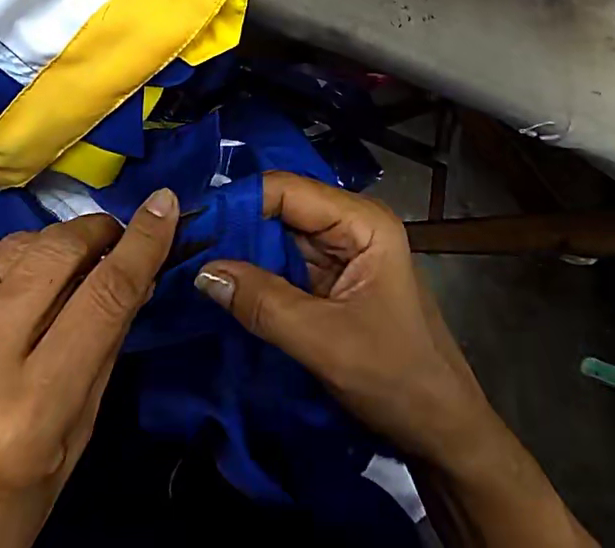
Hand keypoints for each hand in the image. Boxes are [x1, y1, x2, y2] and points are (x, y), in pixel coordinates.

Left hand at [0, 190, 179, 547]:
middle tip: (112, 236)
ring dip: (49, 248)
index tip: (164, 204)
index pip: (103, 296)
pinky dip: (2, 268)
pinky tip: (7, 293)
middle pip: (53, 255)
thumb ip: (106, 345)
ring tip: (60, 267)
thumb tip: (138, 273)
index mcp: (29, 408)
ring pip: (11, 249)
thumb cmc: (3, 503)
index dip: (142, 242)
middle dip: (94, 232)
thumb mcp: (76, 434)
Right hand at [192, 172, 494, 461]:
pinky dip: (254, 275)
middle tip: (176, 246)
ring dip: (239, 251)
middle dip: (234, 226)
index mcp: (363, 222)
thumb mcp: (324, 341)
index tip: (187, 225)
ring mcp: (343, 253)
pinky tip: (218, 284)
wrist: (439, 422)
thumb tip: (201, 269)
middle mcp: (353, 226)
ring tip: (184, 262)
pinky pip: (285, 267)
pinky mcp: (333, 282)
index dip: (238, 201)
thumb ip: (263, 302)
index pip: (289, 191)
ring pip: (279, 238)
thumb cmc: (395, 375)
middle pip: (282, 210)